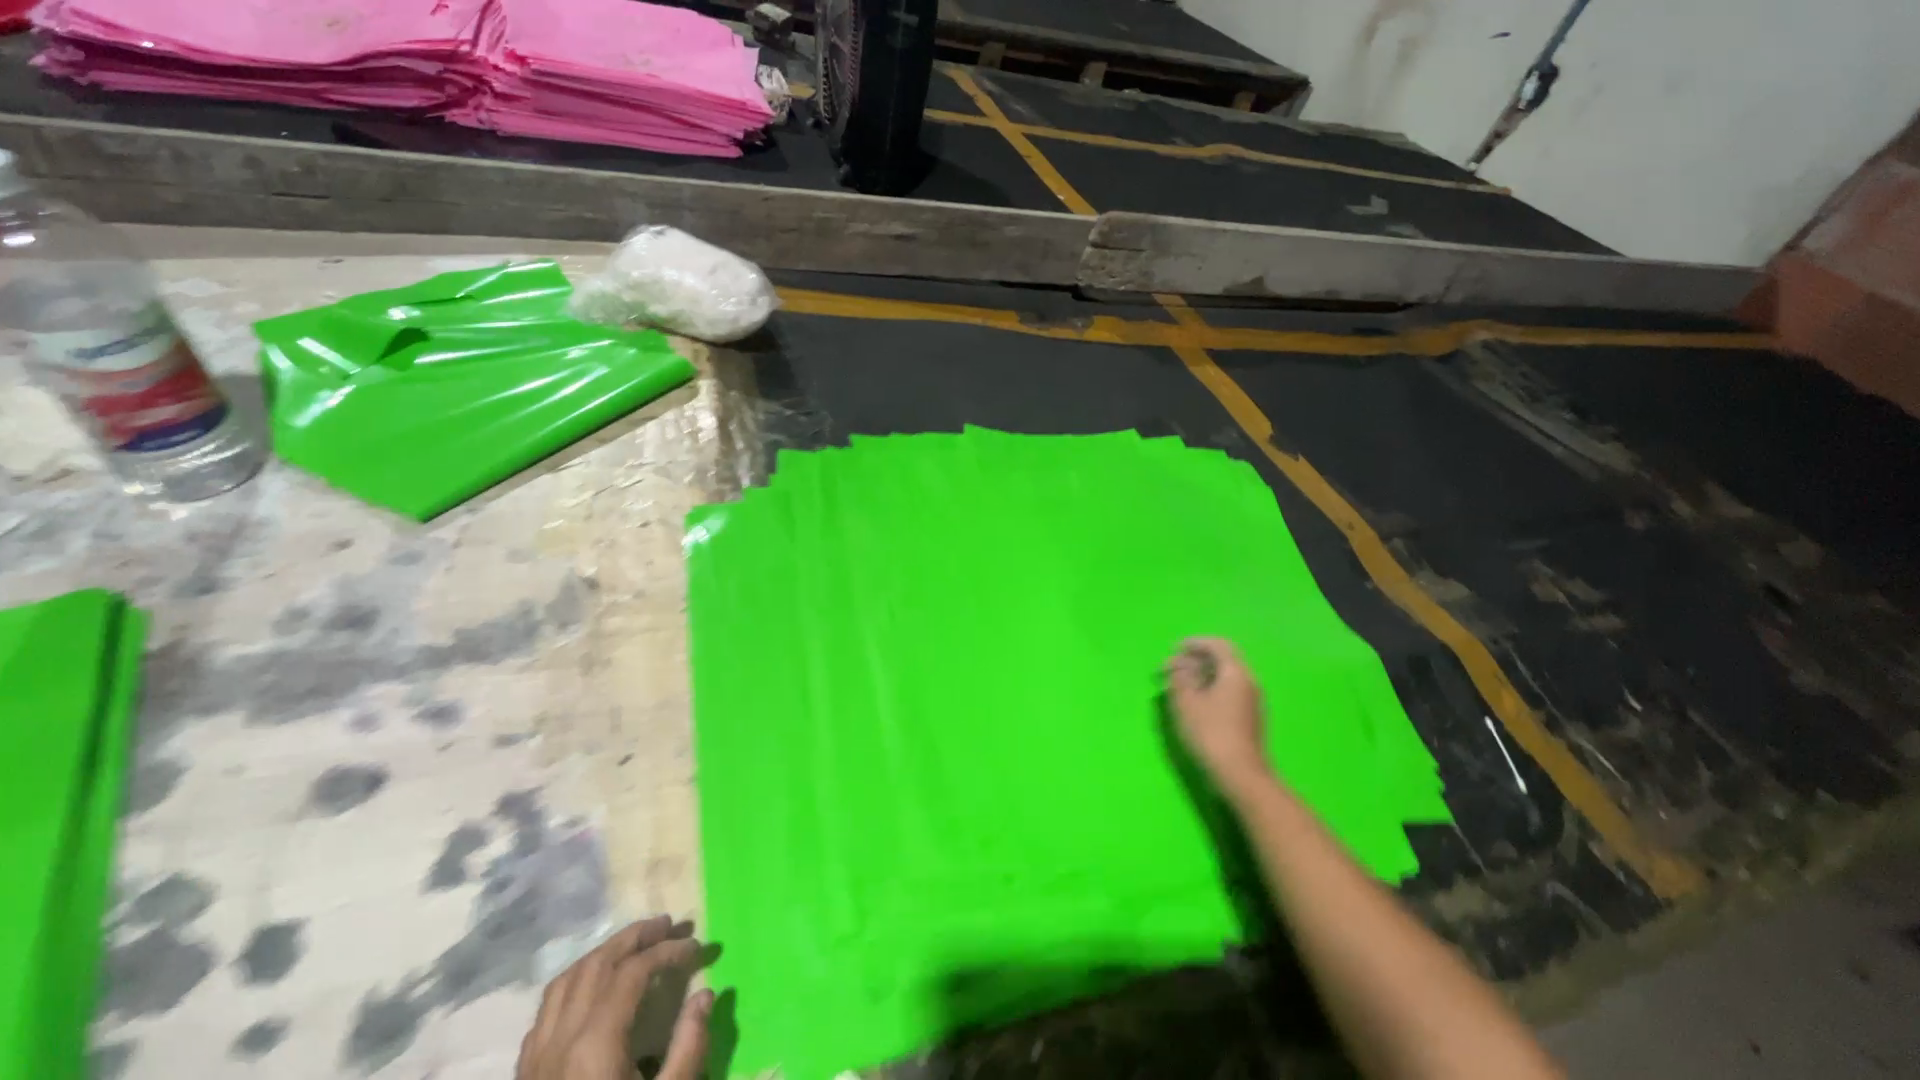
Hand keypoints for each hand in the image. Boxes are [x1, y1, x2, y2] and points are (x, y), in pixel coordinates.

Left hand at [517, 916, 711, 1079]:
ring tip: (635, 944)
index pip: (633, 973)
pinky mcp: (525, 1072)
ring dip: (603, 954)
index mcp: (596, 1043)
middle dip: (635, 938)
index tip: (700, 947)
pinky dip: (575, 982)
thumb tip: (704, 995)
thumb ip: (690, 1047)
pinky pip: (547, 1008)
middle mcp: (559, 1038)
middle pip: (596, 965)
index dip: (668, 951)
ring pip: (565, 980)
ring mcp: (536, 1054)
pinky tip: (593, 989)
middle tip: (669, 923)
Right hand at [1165, 637, 1270, 799]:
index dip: (1195, 643)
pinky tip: (1194, 705)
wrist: (1240, 773)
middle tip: (1170, 671)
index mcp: (1236, 673)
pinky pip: (1229, 693)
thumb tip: (1179, 666)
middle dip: (1195, 662)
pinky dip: (1210, 691)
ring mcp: (1252, 702)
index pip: (1217, 646)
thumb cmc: (1210, 732)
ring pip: (1225, 679)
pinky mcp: (1250, 719)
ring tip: (1178, 688)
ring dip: (1201, 678)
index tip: (1175, 649)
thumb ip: (1180, 678)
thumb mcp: (1186, 702)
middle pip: (1222, 661)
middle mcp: (1249, 682)